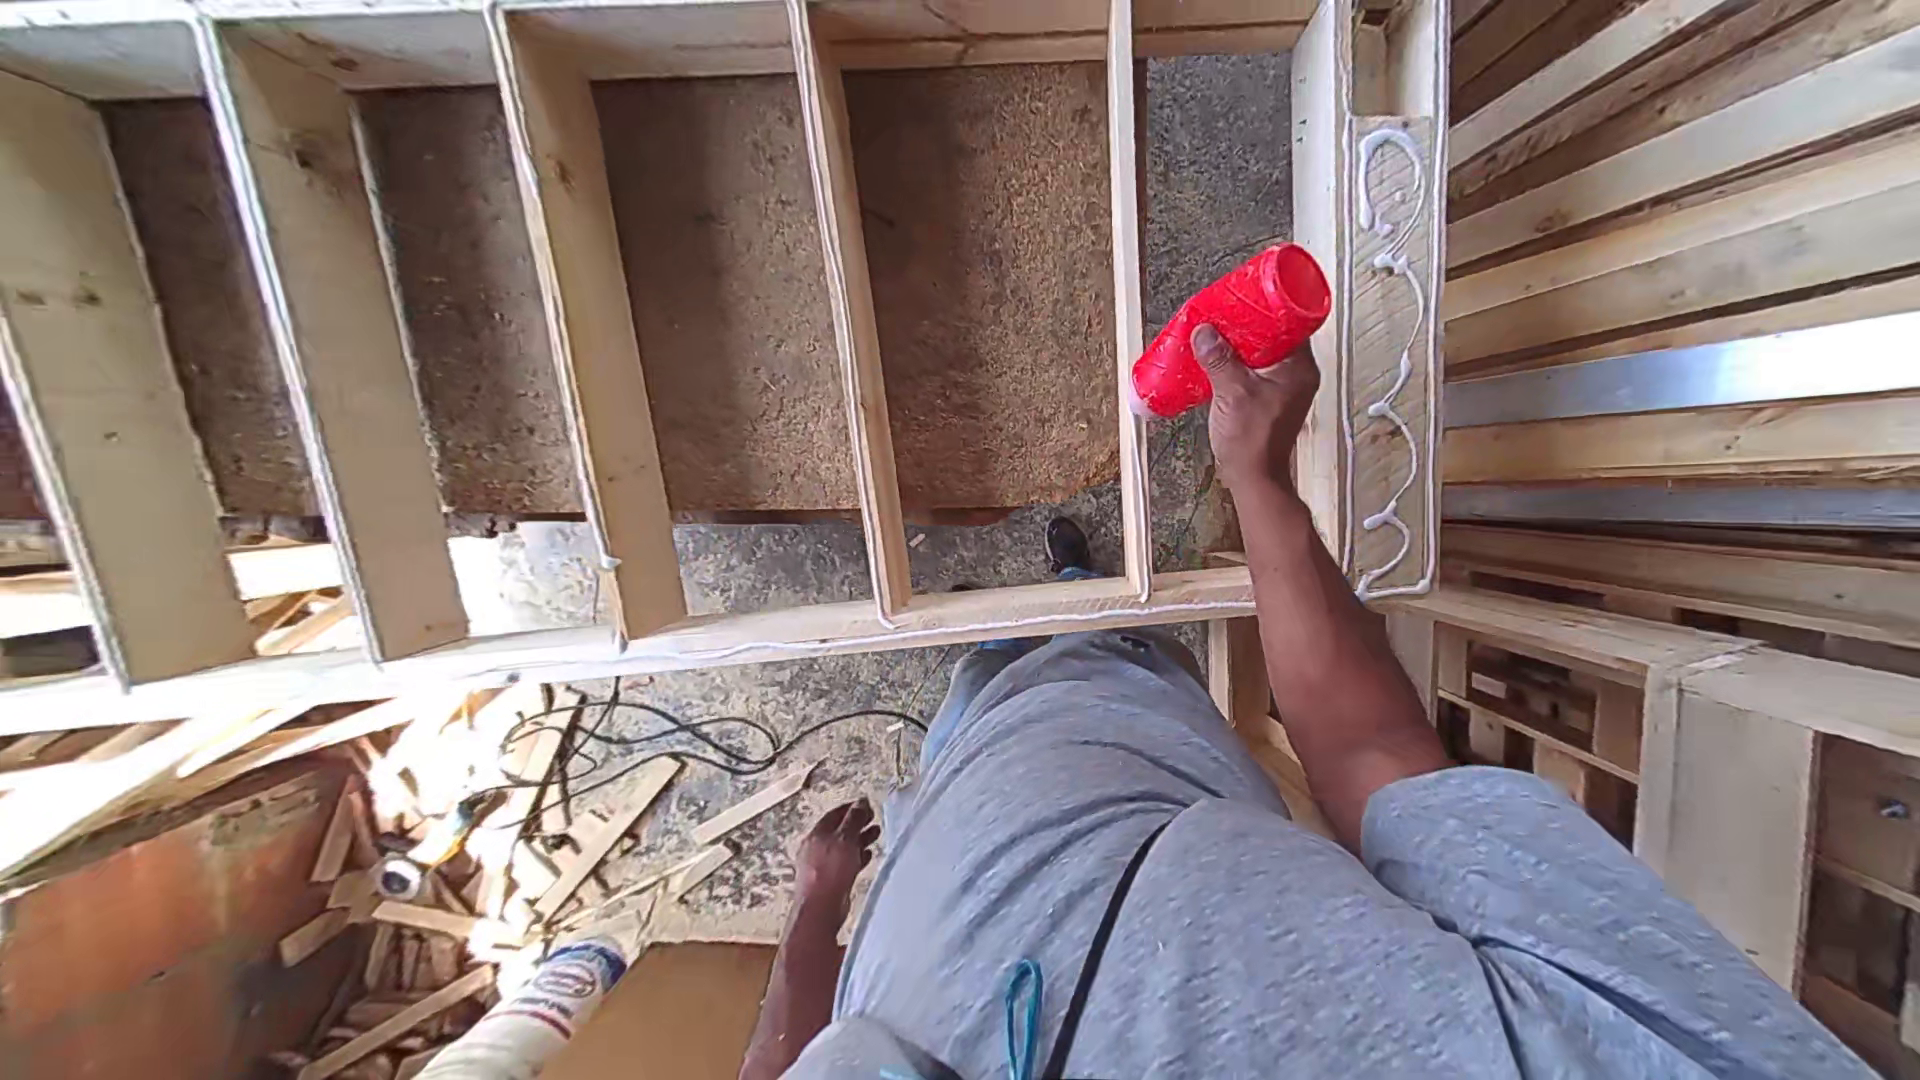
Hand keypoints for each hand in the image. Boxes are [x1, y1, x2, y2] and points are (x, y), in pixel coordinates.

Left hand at [794, 798, 878, 909]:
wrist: (820, 910)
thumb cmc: (828, 873)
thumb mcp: (845, 839)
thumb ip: (854, 819)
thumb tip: (861, 803)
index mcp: (817, 834)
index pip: (836, 814)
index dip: (852, 807)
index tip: (866, 805)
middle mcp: (817, 848)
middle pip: (840, 830)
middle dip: (857, 823)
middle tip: (872, 818)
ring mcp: (822, 865)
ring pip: (844, 846)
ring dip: (860, 838)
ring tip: (875, 834)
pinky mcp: (830, 880)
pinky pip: (845, 862)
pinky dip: (857, 856)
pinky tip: (867, 855)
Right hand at [1194, 322, 1320, 492]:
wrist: (1253, 477)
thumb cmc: (1252, 441)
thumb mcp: (1232, 394)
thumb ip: (1219, 361)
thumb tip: (1205, 332)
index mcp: (1299, 367)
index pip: (1291, 322)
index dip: (1268, 307)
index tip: (1245, 297)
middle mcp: (1298, 374)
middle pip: (1275, 335)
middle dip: (1248, 325)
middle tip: (1224, 314)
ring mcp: (1284, 388)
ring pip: (1263, 354)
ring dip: (1241, 345)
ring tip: (1217, 336)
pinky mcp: (1270, 400)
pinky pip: (1255, 370)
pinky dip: (1238, 363)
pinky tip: (1218, 362)